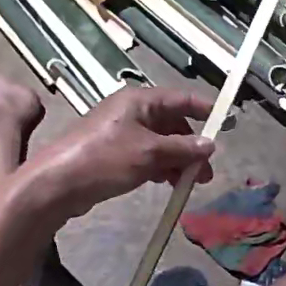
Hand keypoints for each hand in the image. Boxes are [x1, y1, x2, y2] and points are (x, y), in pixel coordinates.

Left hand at [19, 87, 214, 217]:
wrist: (56, 186)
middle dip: (192, 146)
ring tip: (189, 182)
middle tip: (206, 170)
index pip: (182, 99)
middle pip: (173, 123)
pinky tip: (168, 182)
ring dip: (178, 160)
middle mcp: (131, 112)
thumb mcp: (150, 153)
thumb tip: (210, 144)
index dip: (207, 110)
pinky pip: (147, 154)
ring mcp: (121, 132)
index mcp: (139, 101)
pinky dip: (161, 166)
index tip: (228, 122)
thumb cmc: (104, 160)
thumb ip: (184, 148)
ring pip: (162, 142)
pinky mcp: (113, 152)